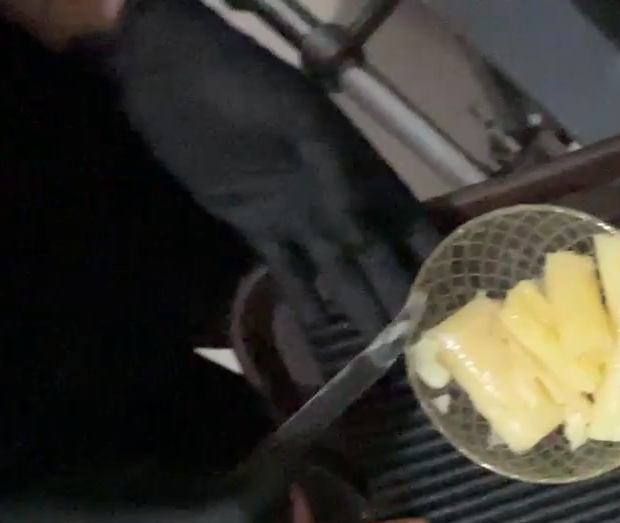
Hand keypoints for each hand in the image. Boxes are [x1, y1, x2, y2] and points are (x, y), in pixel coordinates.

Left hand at [98, 0, 440, 336]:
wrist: (164, 64)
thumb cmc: (242, 82)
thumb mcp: (299, 117)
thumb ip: (337, 174)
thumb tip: (365, 235)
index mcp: (367, 183)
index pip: (416, 237)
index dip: (437, 273)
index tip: (456, 314)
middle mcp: (347, 211)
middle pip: (383, 270)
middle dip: (402, 311)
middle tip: (419, 356)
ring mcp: (305, 223)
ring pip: (343, 280)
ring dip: (362, 318)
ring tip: (380, 361)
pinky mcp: (261, 229)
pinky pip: (290, 275)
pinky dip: (307, 306)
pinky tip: (325, 335)